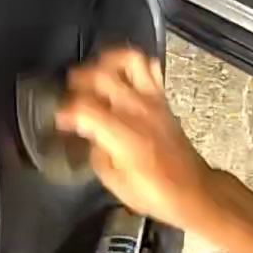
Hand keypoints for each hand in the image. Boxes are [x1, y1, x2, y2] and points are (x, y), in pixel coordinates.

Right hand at [56, 47, 226, 231]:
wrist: (192, 189)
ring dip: (107, 62)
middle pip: (102, 76)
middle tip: (69, 92)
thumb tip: (89, 135)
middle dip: (78, 80)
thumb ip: (97, 153)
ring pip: (130, 60)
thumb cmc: (155, 192)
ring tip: (95, 72)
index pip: (85, 107)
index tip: (59, 118)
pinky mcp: (163, 98)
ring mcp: (153, 100)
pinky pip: (150, 67)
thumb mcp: (114, 182)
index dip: (66, 110)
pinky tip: (122, 74)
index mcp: (123, 135)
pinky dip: (133, 64)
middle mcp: (138, 110)